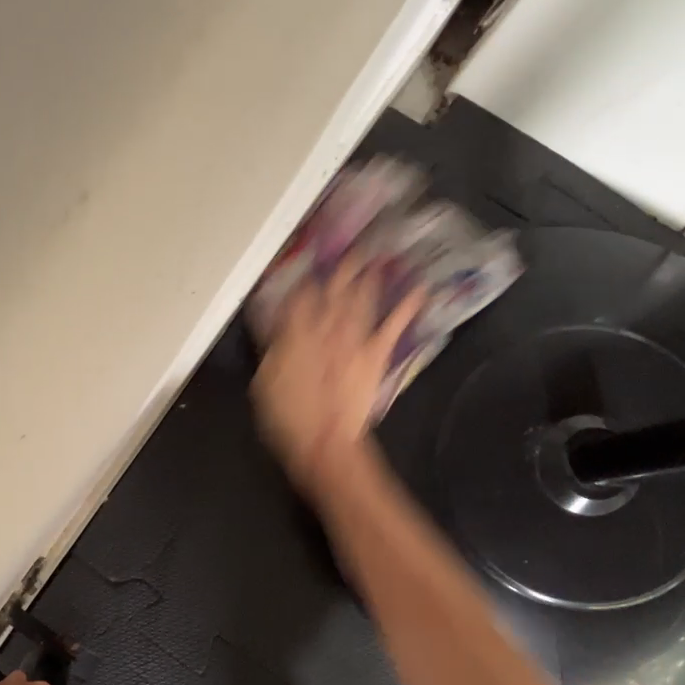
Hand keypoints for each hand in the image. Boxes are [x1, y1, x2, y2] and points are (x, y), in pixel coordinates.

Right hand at [251, 254, 422, 492]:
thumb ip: (273, 346)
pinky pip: (393, 325)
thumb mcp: (265, 380)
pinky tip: (419, 288)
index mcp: (294, 334)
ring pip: (361, 298)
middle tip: (348, 241)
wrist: (323, 442)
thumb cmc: (288, 417)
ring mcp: (353, 339)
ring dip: (369, 274)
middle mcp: (325, 329)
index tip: (304, 261)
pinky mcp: (375, 354)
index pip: (298, 295)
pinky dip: (408, 305)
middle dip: (340, 264)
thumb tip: (274, 322)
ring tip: (377, 252)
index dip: (302, 275)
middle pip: (332, 289)